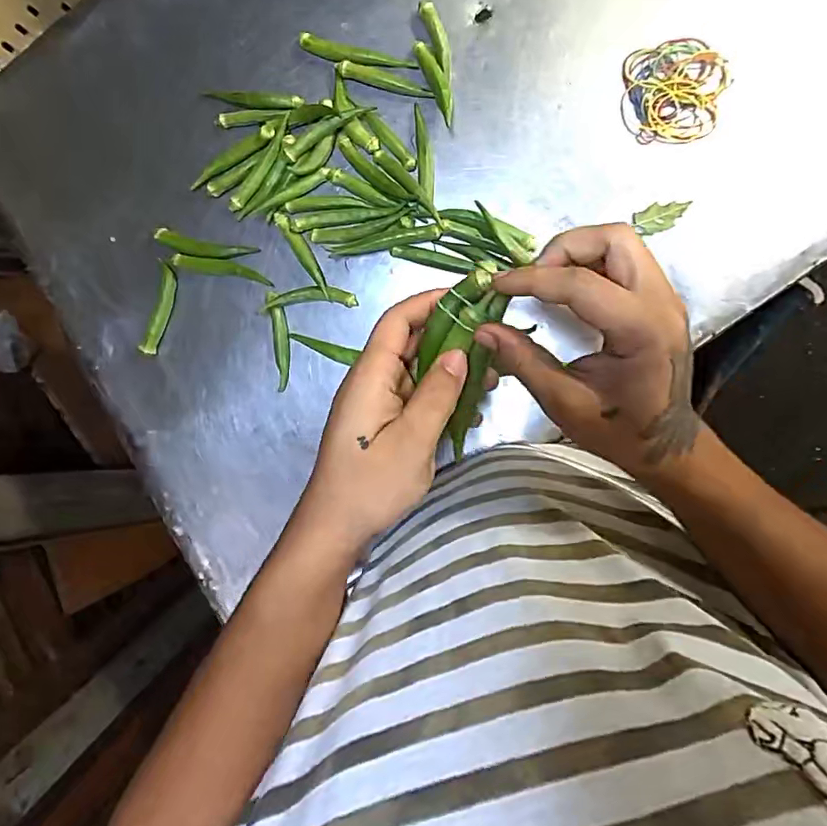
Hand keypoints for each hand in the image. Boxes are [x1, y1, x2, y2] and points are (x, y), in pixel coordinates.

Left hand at [287, 289, 470, 559]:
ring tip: (491, 375)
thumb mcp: (413, 439)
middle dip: (451, 334)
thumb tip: (460, 352)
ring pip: (419, 369)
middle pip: (411, 341)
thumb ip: (438, 392)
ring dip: (452, 368)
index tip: (467, 295)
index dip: (430, 301)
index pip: (398, 321)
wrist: (335, 531)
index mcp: (371, 375)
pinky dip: (444, 393)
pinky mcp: (385, 421)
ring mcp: (378, 402)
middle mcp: (373, 380)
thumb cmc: (370, 486)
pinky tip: (471, 407)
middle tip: (491, 335)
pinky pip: (417, 395)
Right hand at [476, 224, 702, 479]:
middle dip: (565, 248)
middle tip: (534, 278)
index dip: (532, 279)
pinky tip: (571, 288)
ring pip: (621, 241)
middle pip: (614, 238)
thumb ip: (524, 361)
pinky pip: (627, 258)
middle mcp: (661, 302)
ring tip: (549, 280)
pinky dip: (594, 261)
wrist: (668, 445)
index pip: (581, 282)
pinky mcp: (662, 297)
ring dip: (580, 250)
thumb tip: (484, 329)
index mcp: (641, 330)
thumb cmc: (620, 431)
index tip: (497, 285)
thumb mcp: (565, 403)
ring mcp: (667, 296)